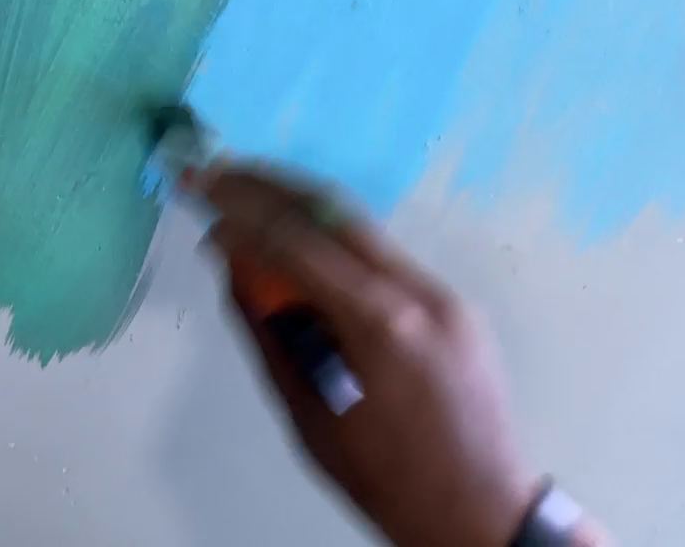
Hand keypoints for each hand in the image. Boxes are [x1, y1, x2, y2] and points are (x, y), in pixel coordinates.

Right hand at [203, 168, 535, 546]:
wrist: (486, 515)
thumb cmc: (381, 475)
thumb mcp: (304, 408)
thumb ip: (264, 326)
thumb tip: (228, 260)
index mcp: (378, 324)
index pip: (294, 242)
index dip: (239, 213)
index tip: (198, 195)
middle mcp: (415, 290)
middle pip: (327, 209)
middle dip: (263, 184)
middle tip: (214, 171)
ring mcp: (438, 289)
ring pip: (353, 221)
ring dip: (293, 197)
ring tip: (243, 182)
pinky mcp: (447, 297)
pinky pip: (374, 248)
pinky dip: (324, 229)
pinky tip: (290, 226)